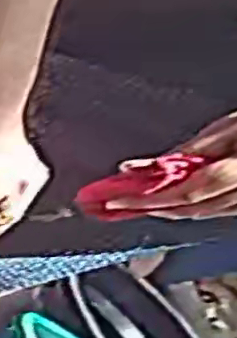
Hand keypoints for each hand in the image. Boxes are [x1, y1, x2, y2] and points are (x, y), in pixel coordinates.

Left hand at [106, 111, 236, 219]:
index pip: (188, 191)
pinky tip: (179, 204)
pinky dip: (202, 208)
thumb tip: (136, 168)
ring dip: (175, 211)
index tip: (112, 201)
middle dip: (154, 208)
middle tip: (119, 206)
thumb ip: (189, 150)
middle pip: (198, 207)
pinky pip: (230, 209)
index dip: (146, 200)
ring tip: (142, 205)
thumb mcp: (233, 125)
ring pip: (214, 212)